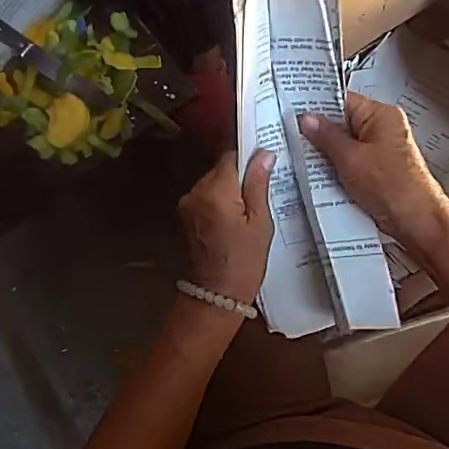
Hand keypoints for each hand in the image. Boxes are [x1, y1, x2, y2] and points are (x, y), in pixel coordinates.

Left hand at [178, 149, 275, 303]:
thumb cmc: (244, 261)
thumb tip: (264, 154)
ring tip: (247, 210)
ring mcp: (187, 203)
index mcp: (215, 192)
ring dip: (228, 189)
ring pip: (213, 182)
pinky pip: (205, 196)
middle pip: (220, 169)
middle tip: (261, 193)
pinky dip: (218, 201)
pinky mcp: (184, 214)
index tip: (265, 164)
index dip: (249, 158)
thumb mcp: (260, 223)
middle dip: (239, 177)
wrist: (215, 293)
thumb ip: (258, 184)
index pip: (231, 157)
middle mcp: (196, 192)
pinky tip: (233, 219)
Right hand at [300, 93, 448, 250]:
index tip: (294, 112)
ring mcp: (379, 149)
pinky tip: (319, 173)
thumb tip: (308, 120)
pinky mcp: (376, 168)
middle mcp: (383, 128)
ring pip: (344, 143)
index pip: (342, 100)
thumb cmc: (394, 188)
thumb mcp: (350, 158)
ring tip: (304, 156)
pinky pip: (349, 160)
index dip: (316, 106)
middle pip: (342, 122)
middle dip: (318, 132)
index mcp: (381, 115)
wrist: (417, 222)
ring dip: (326, 152)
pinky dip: (335, 166)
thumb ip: (326, 136)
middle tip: (294, 136)